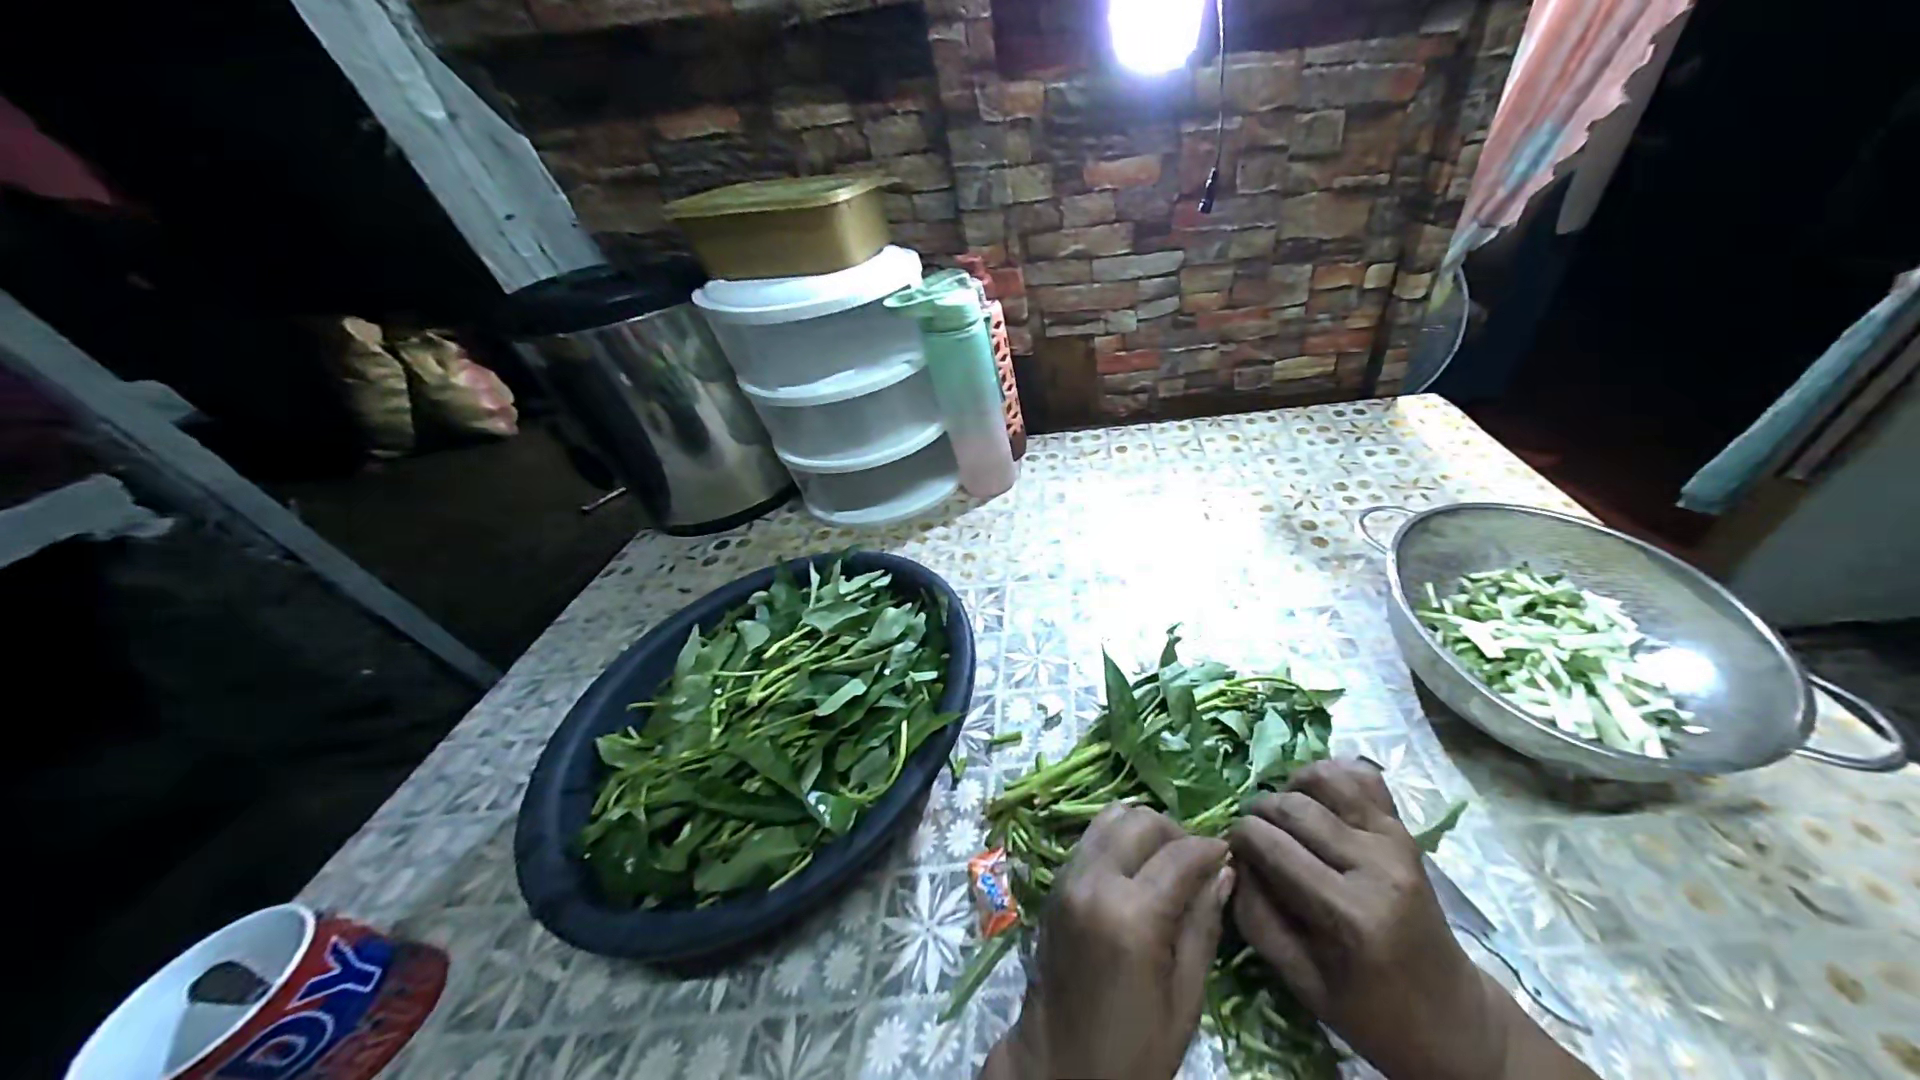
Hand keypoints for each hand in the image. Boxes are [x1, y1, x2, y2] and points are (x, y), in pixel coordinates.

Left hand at [984, 805, 1232, 1079]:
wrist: (1058, 1065)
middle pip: (1139, 820)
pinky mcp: (1054, 884)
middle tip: (1196, 863)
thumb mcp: (1184, 999)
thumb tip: (1224, 872)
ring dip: (1142, 831)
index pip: (1180, 855)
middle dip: (1175, 833)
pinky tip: (1136, 872)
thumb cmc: (1133, 1049)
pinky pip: (1090, 840)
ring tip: (1165, 864)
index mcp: (1131, 915)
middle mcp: (1094, 882)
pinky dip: (1117, 841)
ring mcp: (1068, 878)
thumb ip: (1202, 926)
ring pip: (1109, 818)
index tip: (1228, 855)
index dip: (1211, 849)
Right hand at [1227, 761, 1507, 1079]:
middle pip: (1291, 806)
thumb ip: (1255, 916)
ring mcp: (1396, 843)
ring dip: (1290, 788)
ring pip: (1324, 779)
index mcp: (1349, 915)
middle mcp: (1376, 867)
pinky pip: (1363, 777)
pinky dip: (1331, 776)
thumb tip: (1231, 859)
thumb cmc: (1371, 1012)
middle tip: (1251, 837)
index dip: (1237, 838)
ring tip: (1283, 817)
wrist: (1453, 1020)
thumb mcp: (1300, 982)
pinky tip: (1316, 799)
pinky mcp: (1406, 833)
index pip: (1268, 843)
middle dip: (1257, 813)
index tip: (1231, 852)